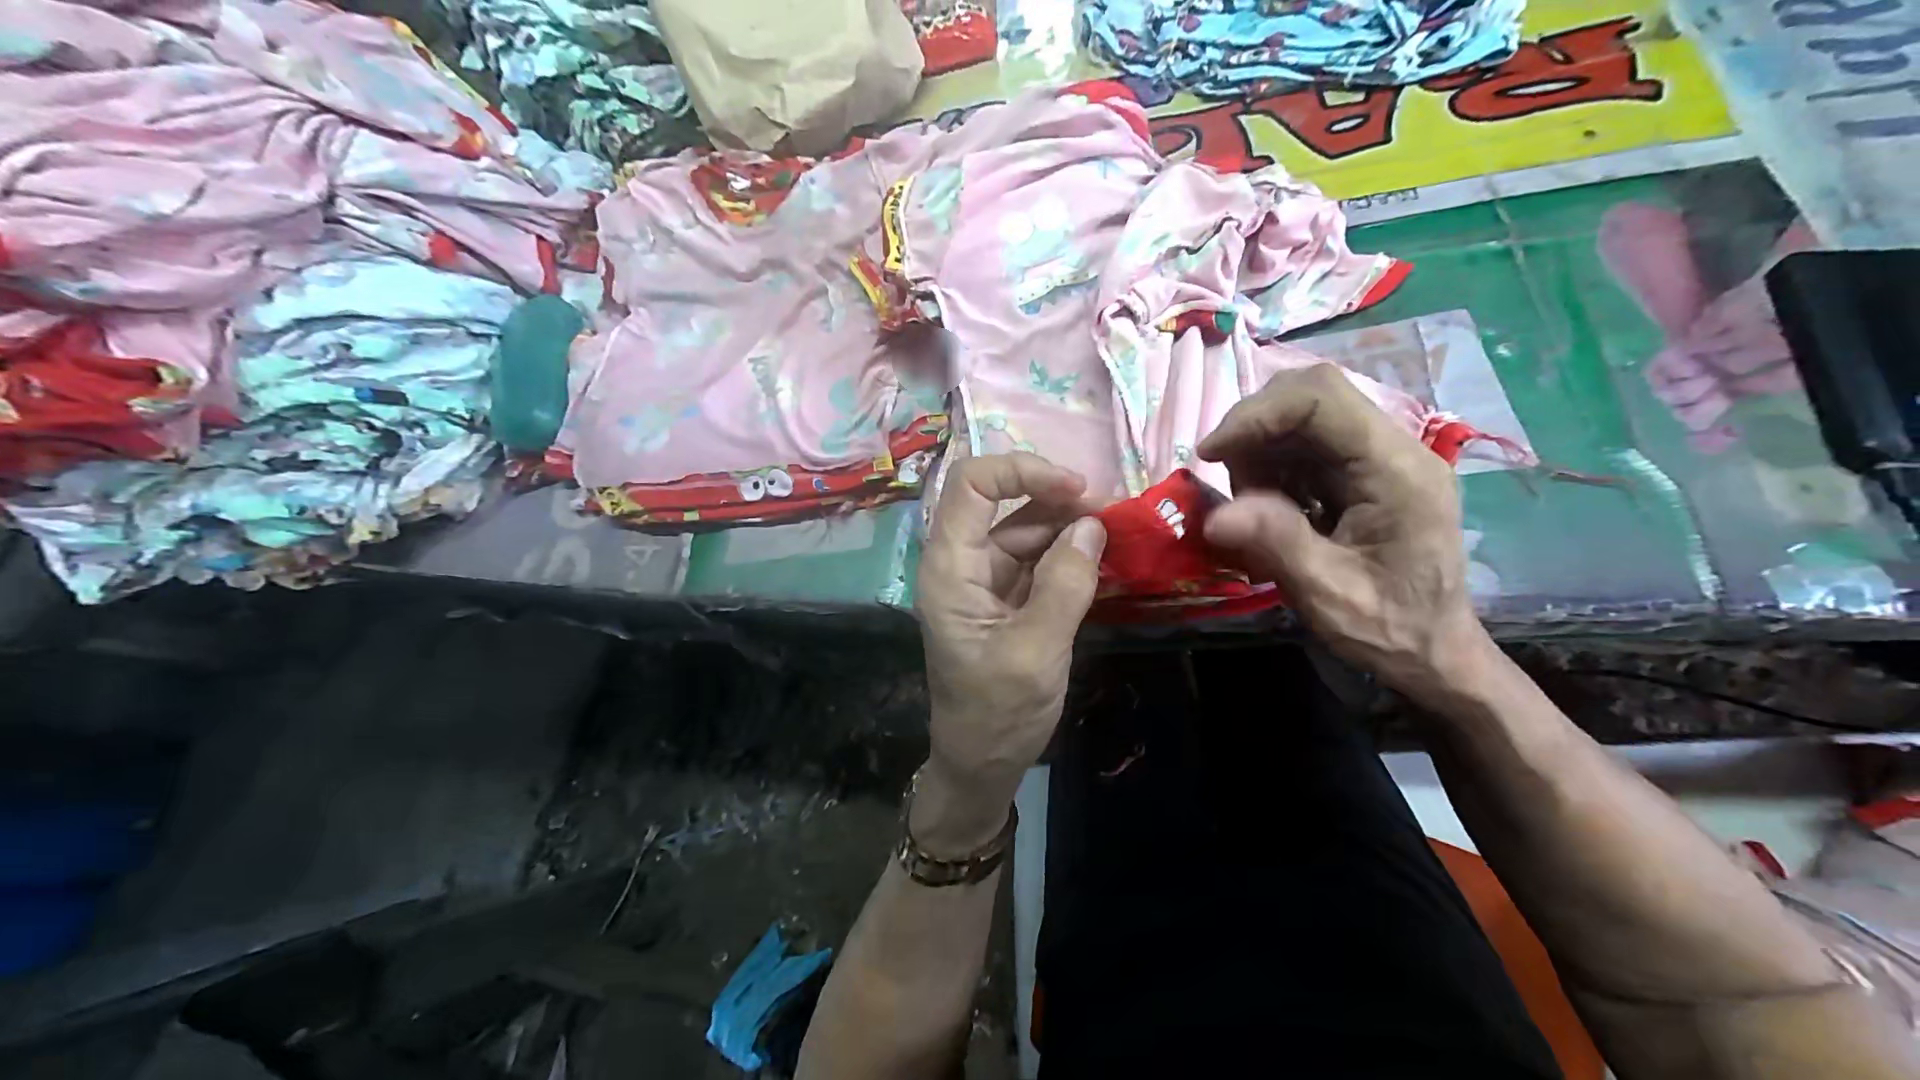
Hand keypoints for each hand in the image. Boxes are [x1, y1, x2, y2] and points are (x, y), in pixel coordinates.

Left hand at [913, 453, 1106, 855]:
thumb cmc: (998, 714)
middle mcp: (961, 564)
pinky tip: (1100, 557)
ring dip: (1067, 526)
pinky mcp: (1004, 599)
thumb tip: (1092, 526)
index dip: (1021, 471)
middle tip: (1113, 515)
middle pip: (1003, 504)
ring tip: (1116, 533)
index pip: (971, 485)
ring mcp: (982, 581)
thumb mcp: (1036, 652)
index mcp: (950, 569)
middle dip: (1056, 500)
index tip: (1075, 489)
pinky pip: (1035, 560)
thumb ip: (1065, 585)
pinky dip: (1066, 553)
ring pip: (1023, 530)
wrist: (980, 765)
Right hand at [1195, 364, 1492, 697]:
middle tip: (1228, 482)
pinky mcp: (1360, 472)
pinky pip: (1302, 445)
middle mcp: (1391, 450)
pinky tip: (1268, 507)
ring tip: (1251, 506)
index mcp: (1396, 471)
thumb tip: (1213, 515)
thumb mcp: (1328, 595)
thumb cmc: (1389, 629)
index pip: (1322, 399)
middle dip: (1253, 429)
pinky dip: (1269, 466)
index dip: (1257, 414)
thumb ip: (1277, 545)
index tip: (1211, 455)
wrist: (1434, 654)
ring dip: (1258, 450)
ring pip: (1300, 416)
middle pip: (1309, 395)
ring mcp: (1377, 458)